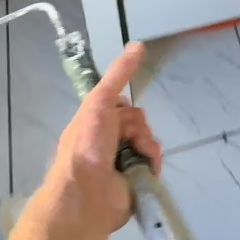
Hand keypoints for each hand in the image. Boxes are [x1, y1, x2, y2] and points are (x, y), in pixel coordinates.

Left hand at [44, 42, 161, 237]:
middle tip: (130, 137)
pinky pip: (152, 164)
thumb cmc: (87, 145)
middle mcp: (107, 144)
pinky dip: (153, 163)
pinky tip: (147, 167)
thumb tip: (138, 43)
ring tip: (139, 155)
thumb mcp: (100, 100)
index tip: (124, 109)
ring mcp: (121, 164)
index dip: (126, 107)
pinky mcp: (134, 182)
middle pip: (138, 123)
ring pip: (148, 142)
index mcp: (94, 124)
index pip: (121, 107)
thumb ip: (119, 73)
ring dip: (148, 145)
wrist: (86, 195)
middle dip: (139, 127)